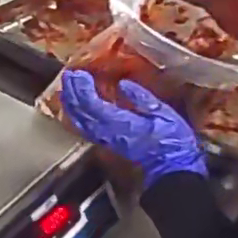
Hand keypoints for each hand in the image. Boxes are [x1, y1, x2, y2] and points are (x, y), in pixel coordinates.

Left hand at [58, 70, 205, 187]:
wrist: (169, 164)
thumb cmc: (171, 139)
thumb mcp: (163, 114)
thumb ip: (142, 99)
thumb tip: (123, 84)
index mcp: (118, 122)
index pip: (90, 103)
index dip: (81, 87)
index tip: (78, 73)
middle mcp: (103, 131)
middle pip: (79, 110)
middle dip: (71, 91)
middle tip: (68, 74)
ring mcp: (101, 137)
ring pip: (76, 118)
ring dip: (69, 101)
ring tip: (67, 86)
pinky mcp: (102, 141)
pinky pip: (81, 126)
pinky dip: (74, 113)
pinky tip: (74, 105)